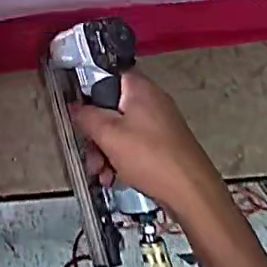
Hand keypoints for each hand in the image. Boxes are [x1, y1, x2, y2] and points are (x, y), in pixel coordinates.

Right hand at [71, 72, 225, 216]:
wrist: (192, 193)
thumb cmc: (153, 158)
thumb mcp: (108, 135)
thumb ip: (86, 116)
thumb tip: (75, 107)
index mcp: (139, 88)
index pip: (106, 74)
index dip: (87, 90)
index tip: (77, 108)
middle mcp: (150, 99)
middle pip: (111, 106)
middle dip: (95, 131)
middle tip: (90, 150)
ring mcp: (158, 122)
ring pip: (120, 127)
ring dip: (105, 149)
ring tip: (102, 171)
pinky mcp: (163, 143)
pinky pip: (133, 142)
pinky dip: (121, 157)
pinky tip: (114, 176)